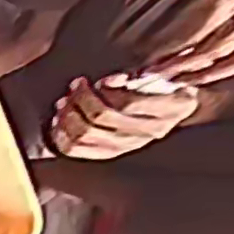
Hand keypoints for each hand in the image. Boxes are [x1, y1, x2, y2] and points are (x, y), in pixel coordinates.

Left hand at [50, 75, 199, 159]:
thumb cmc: (161, 92)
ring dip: (67, 114)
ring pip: (83, 133)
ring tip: (65, 101)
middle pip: (101, 117)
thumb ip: (135, 79)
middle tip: (76, 86)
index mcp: (173, 109)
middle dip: (81, 98)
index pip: (128, 103)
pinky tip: (60, 118)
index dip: (106, 91)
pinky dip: (60, 132)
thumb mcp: (161, 79)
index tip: (99, 81)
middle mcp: (150, 131)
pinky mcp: (105, 154)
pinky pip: (72, 148)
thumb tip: (109, 82)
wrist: (166, 116)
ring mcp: (127, 146)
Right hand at [139, 0, 233, 85]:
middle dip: (203, 72)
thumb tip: (229, 44)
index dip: (230, 70)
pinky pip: (196, 30)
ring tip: (156, 68)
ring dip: (181, 62)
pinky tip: (154, 50)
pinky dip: (170, 45)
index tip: (201, 77)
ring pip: (218, 45)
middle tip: (174, 79)